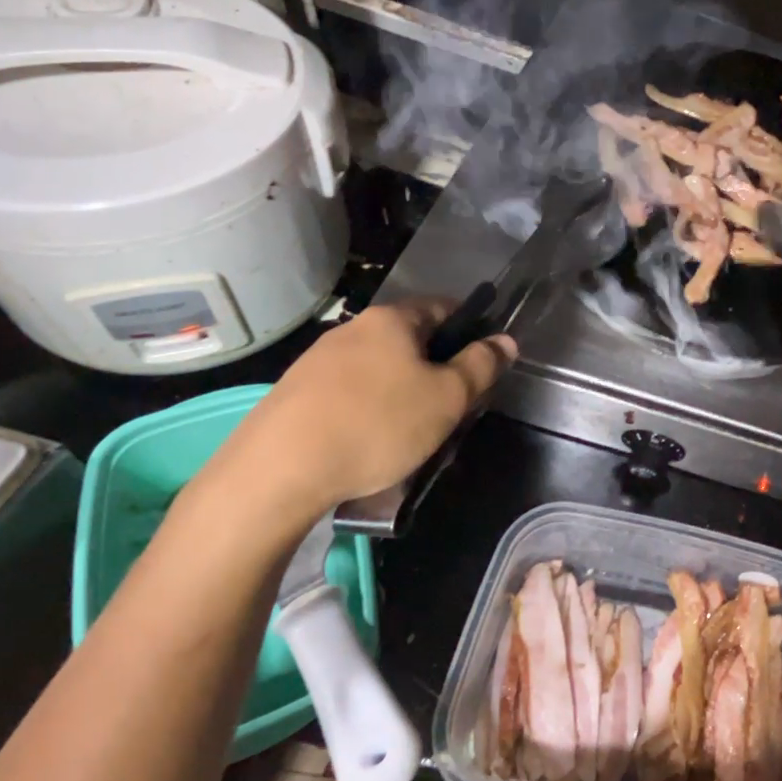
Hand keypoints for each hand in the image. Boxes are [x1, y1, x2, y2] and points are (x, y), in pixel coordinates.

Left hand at [198, 301, 516, 525]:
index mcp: (392, 320)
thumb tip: (505, 340)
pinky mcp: (293, 395)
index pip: (444, 306)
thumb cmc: (377, 425)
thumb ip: (481, 366)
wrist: (276, 473)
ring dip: (400, 392)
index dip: (470, 331)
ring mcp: (317, 361)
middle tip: (451, 408)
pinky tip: (367, 445)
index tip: (481, 367)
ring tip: (410, 434)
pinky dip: (366, 412)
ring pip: (378, 369)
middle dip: (435, 368)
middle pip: (409, 340)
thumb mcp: (448, 398)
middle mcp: (353, 329)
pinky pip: (347, 394)